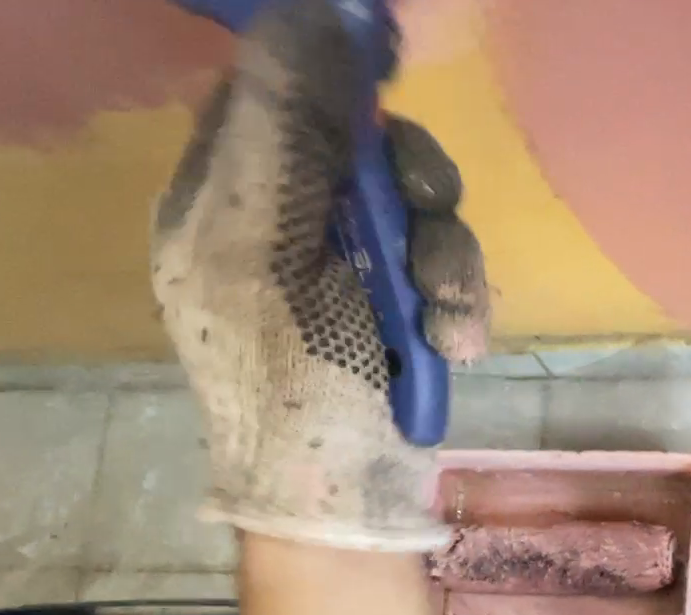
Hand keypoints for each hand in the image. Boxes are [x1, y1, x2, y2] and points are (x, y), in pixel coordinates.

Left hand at [150, 0, 489, 552]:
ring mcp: (357, 271)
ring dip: (447, 258)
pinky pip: (449, 272)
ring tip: (444, 316)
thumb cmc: (287, 375)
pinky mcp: (409, 311)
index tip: (389, 59)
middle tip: (420, 208)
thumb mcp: (269, 243)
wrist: (340, 489)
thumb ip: (291, 127)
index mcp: (229, 198)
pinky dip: (461, 306)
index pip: (275, 94)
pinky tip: (456, 342)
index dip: (331, 68)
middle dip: (410, 180)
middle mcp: (293, 224)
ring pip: (423, 212)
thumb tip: (319, 9)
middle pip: (368, 148)